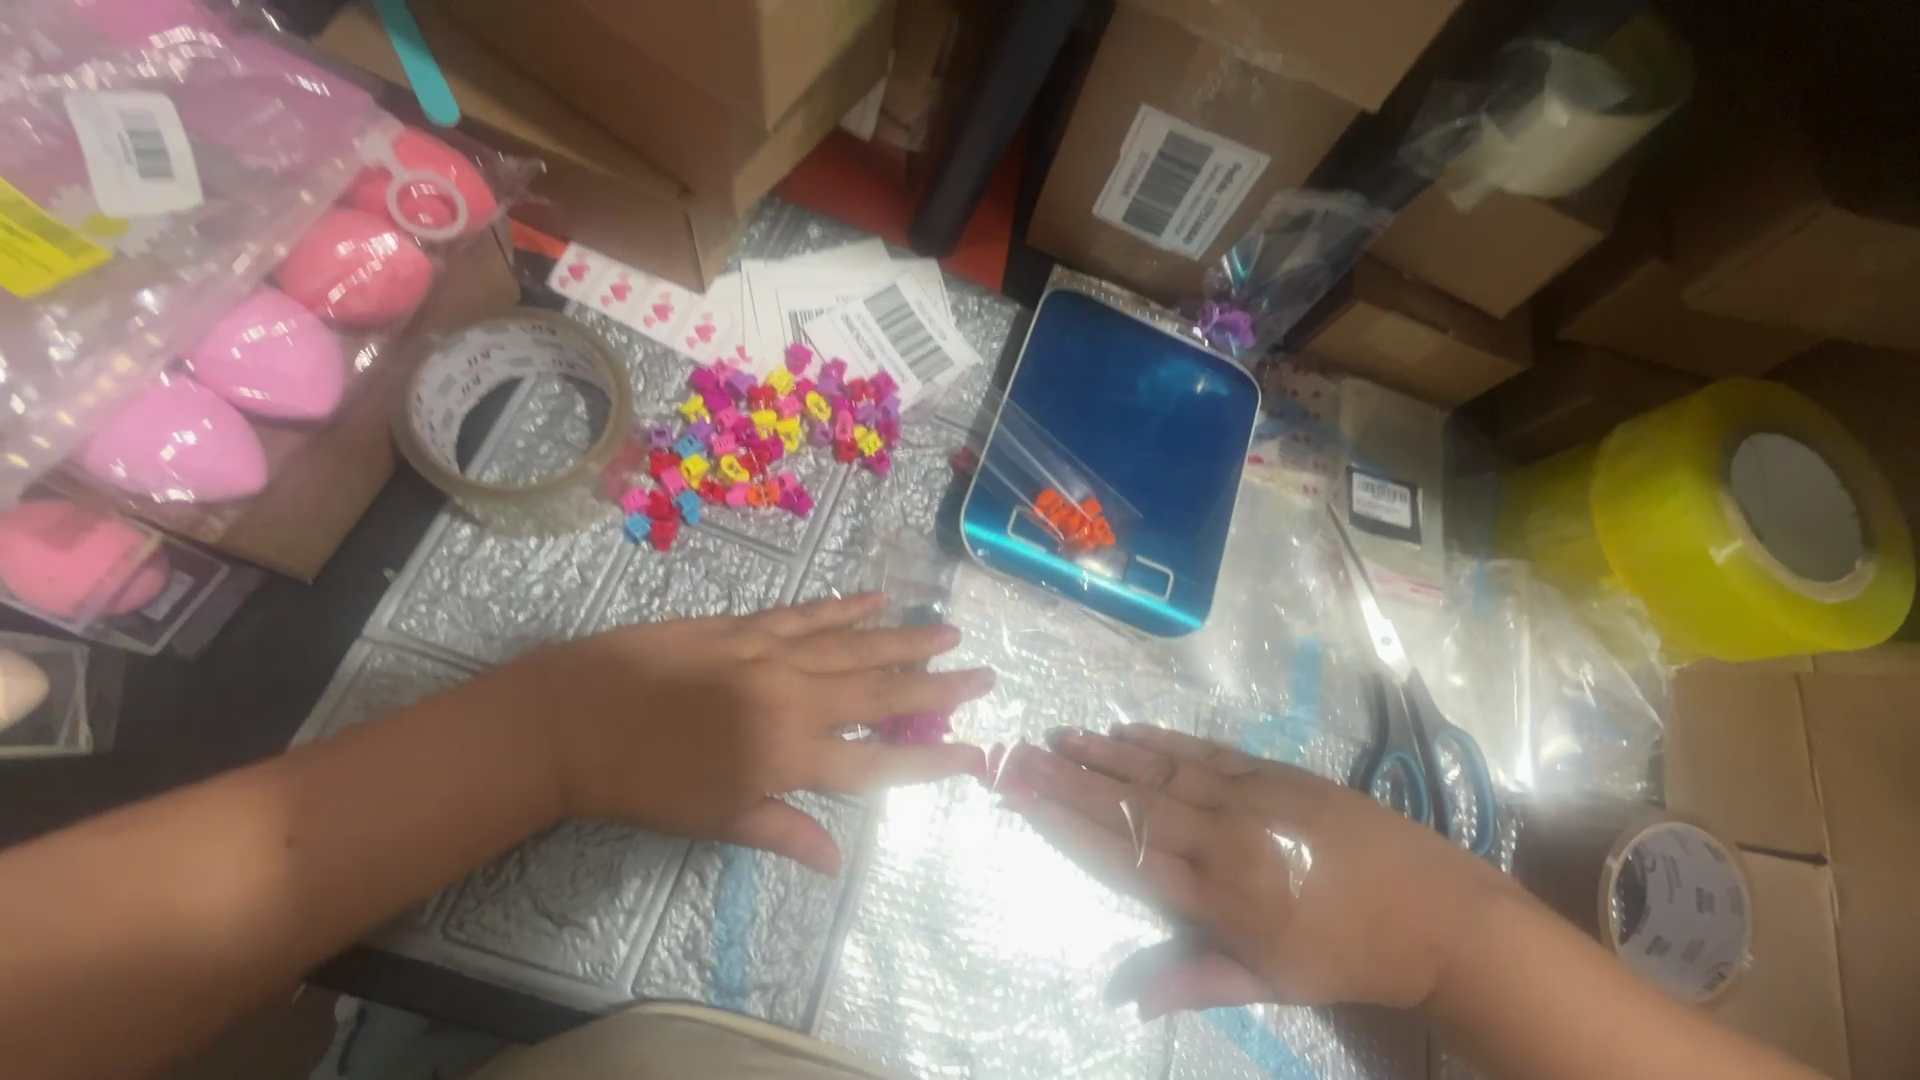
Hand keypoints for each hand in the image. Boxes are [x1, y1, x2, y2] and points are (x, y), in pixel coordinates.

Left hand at [469, 593, 993, 876]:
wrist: (571, 719)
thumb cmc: (643, 784)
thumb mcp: (715, 820)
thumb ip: (783, 831)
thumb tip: (836, 861)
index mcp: (786, 756)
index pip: (876, 763)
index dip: (929, 761)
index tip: (974, 754)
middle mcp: (792, 699)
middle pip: (879, 693)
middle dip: (936, 687)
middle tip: (983, 674)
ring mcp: (769, 654)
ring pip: (852, 645)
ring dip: (903, 639)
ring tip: (947, 631)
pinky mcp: (743, 625)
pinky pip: (805, 614)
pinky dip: (843, 607)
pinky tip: (874, 598)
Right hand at [998, 725, 1506, 1014]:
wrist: (1439, 912)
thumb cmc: (1349, 957)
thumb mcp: (1272, 983)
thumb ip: (1195, 980)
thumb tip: (1125, 998)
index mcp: (1218, 895)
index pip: (1123, 851)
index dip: (1067, 823)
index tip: (1024, 797)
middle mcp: (1223, 836)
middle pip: (1130, 801)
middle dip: (1068, 777)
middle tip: (1020, 753)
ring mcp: (1249, 796)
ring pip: (1161, 767)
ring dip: (1106, 751)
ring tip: (1060, 735)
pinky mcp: (1276, 771)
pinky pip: (1206, 749)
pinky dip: (1162, 738)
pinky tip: (1129, 729)